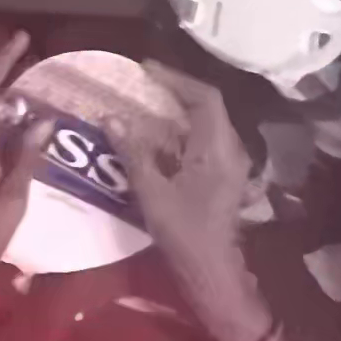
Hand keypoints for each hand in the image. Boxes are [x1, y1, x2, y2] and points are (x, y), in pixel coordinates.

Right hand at [109, 61, 254, 263]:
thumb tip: (110, 117)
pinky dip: (182, 126)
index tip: (146, 69)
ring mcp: (230, 163)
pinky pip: (205, 137)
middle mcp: (230, 150)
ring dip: (179, 107)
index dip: (176, 79)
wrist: (211, 271)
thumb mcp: (151, 191)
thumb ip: (132, 151)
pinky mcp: (223, 174)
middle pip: (208, 106)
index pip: (204, 98)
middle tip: (143, 82)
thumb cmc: (183, 231)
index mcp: (217, 150)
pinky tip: (159, 132)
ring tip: (148, 100)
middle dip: (176, 89)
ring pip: (208, 121)